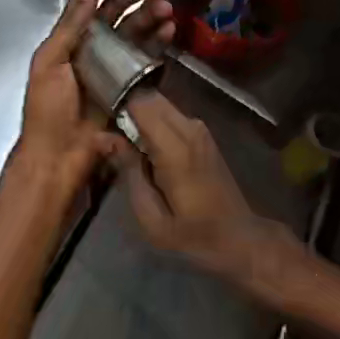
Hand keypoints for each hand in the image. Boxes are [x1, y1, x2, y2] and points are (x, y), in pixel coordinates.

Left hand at [16, 0, 175, 189]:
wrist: (59, 159)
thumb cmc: (48, 109)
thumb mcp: (50, 63)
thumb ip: (69, 27)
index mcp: (68, 38)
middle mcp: (90, 46)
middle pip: (115, 11)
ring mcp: (111, 66)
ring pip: (133, 31)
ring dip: (149, 17)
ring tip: (166, 10)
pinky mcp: (129, 86)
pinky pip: (146, 58)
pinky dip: (158, 42)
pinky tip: (169, 31)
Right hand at [117, 91, 303, 294]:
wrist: (242, 241)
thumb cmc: (194, 235)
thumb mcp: (152, 218)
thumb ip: (127, 171)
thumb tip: (100, 137)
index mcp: (175, 149)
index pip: (139, 103)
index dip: (115, 100)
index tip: (97, 111)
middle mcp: (189, 130)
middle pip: (148, 96)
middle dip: (125, 104)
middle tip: (107, 125)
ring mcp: (198, 129)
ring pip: (158, 102)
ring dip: (138, 111)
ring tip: (122, 134)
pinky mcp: (202, 133)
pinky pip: (169, 112)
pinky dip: (151, 118)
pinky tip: (144, 141)